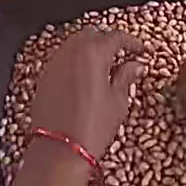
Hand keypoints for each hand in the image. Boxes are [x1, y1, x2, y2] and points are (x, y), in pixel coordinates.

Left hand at [28, 28, 145, 156]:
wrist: (58, 151)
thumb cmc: (92, 127)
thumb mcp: (117, 101)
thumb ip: (126, 77)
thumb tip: (136, 65)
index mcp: (93, 53)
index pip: (116, 36)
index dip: (132, 42)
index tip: (141, 50)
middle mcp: (72, 52)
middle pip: (93, 34)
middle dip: (109, 40)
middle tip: (123, 55)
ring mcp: (55, 62)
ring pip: (75, 43)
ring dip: (91, 48)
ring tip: (105, 65)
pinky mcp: (45, 76)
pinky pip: (63, 57)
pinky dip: (76, 59)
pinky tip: (85, 76)